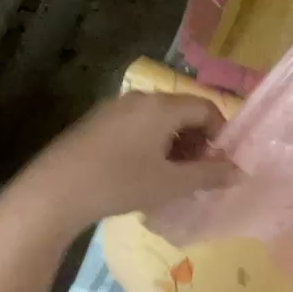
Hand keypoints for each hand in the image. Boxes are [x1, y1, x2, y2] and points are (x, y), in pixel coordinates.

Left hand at [7, 93, 239, 225]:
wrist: (52, 193)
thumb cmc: (119, 184)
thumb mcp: (171, 184)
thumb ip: (209, 175)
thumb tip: (240, 171)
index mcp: (162, 106)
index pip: (207, 109)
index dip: (220, 135)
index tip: (219, 165)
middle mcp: (141, 98)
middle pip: (183, 112)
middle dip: (197, 141)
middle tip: (197, 174)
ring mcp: (115, 108)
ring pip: (159, 120)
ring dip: (174, 144)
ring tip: (170, 177)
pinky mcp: (96, 122)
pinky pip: (136, 125)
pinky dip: (150, 143)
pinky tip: (141, 173)